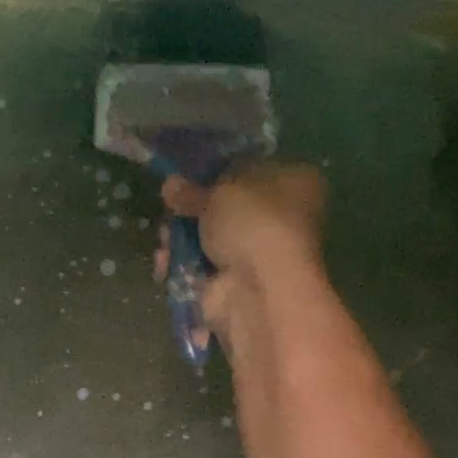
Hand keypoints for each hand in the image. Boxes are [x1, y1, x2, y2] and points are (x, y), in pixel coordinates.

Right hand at [151, 162, 326, 339]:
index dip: (215, 173)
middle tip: (171, 212)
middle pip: (222, 206)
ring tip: (165, 242)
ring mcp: (254, 250)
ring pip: (205, 237)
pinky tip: (165, 263)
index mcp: (292, 182)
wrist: (257, 287)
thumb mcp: (220, 193)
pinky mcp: (232, 278)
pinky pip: (197, 264)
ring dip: (179, 239)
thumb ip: (192, 189)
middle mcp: (279, 215)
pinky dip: (179, 264)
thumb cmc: (252, 224)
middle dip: (190, 211)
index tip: (186, 180)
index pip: (249, 170)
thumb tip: (170, 183)